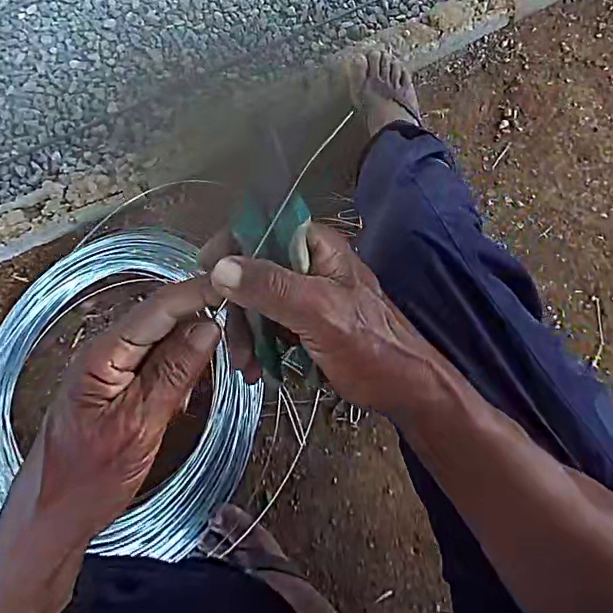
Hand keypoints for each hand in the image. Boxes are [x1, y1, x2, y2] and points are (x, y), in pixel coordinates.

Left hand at [0, 275, 225, 612]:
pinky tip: (200, 382)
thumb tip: (210, 324)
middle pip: (167, 312)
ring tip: (233, 357)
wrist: (48, 524)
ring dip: (201, 339)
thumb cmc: (86, 484)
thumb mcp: (138, 428)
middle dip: (207, 314)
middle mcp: (109, 347)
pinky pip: (163, 354)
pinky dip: (187, 361)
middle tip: (246, 332)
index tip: (241, 284)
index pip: (160, 306)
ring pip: (170, 332)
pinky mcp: (125, 379)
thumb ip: (174, 373)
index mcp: (104, 353)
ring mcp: (117, 362)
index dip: (200, 291)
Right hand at [210, 223, 448, 414]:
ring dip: (246, 331)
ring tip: (248, 365)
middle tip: (233, 342)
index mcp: (318, 246)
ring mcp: (309, 292)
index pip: (265, 226)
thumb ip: (272, 287)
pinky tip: (258, 368)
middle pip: (255, 267)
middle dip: (238, 304)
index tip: (208, 273)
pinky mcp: (307, 320)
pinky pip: (271, 323)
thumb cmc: (370, 346)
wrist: (405, 387)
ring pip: (259, 299)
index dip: (233, 244)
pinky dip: (260, 344)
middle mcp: (312, 262)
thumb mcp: (318, 313)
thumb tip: (222, 266)